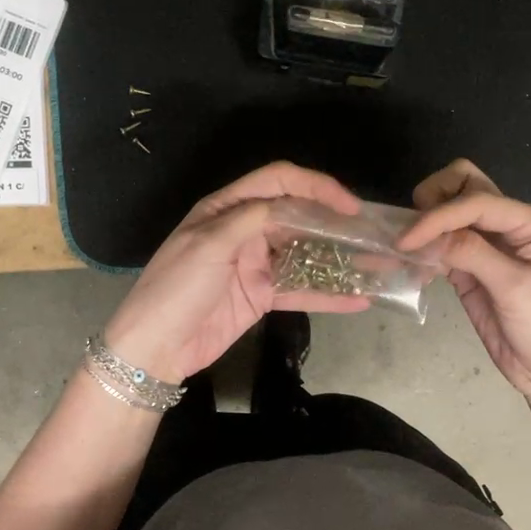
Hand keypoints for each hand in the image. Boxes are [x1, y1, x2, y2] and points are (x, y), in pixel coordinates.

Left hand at [103, 162, 370, 382]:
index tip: (348, 205)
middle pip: (298, 216)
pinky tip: (358, 299)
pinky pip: (301, 290)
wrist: (155, 347)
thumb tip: (293, 204)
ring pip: (305, 254)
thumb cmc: (176, 288)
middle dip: (334, 222)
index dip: (315, 187)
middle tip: (371, 233)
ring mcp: (256, 265)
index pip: (278, 182)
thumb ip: (252, 219)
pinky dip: (329, 295)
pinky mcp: (261, 297)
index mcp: (227, 208)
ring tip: (375, 264)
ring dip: (338, 259)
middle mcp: (245, 231)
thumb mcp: (210, 245)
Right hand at [399, 159, 530, 403]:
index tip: (406, 239)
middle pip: (463, 188)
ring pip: (448, 216)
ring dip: (421, 226)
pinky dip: (421, 255)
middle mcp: (508, 225)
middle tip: (410, 232)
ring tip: (397, 251)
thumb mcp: (516, 288)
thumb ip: (472, 255)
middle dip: (433, 201)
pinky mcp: (468, 272)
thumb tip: (425, 236)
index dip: (440, 216)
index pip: (478, 201)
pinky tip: (405, 271)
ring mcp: (487, 247)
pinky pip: (439, 250)